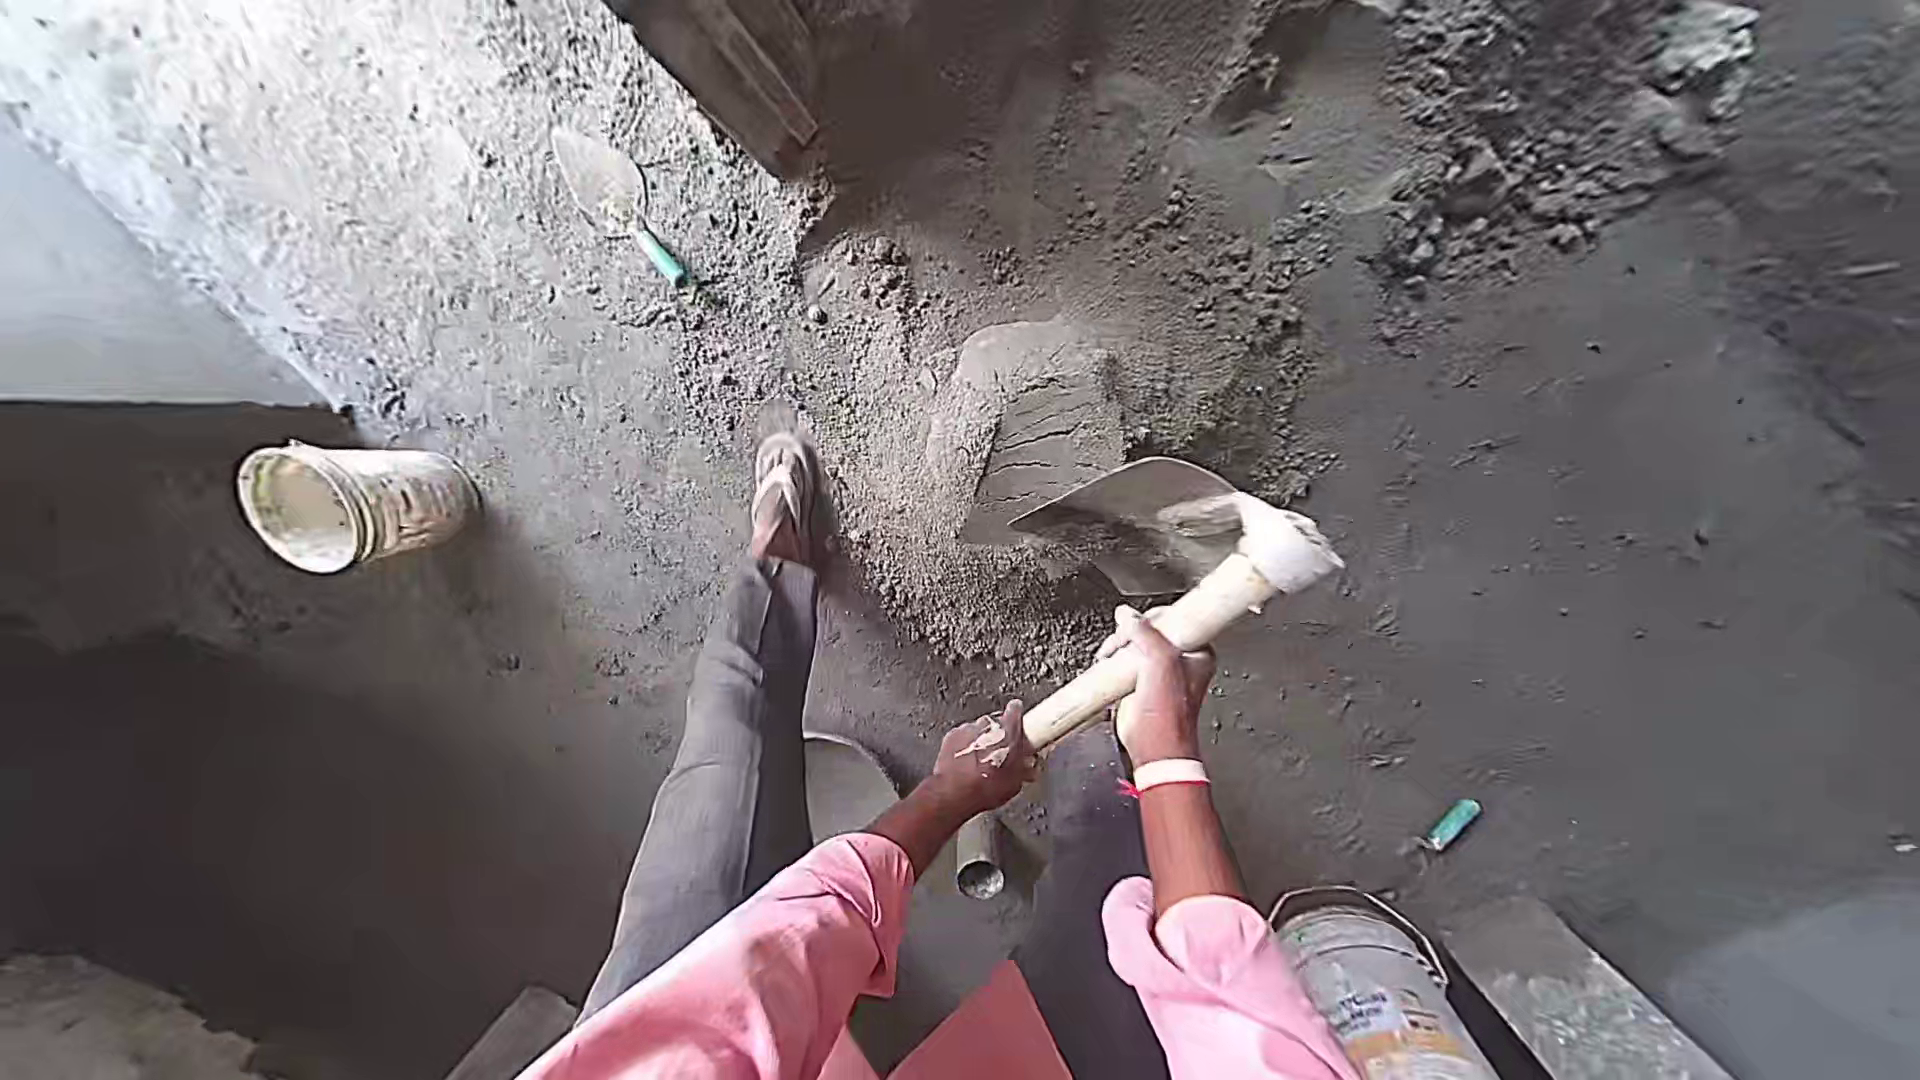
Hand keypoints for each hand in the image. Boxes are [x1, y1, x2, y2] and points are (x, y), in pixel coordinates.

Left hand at [928, 700, 1037, 814]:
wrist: (955, 793)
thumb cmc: (986, 788)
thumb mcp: (1015, 782)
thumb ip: (1023, 768)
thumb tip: (1028, 767)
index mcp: (1008, 731)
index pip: (1015, 710)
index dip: (1017, 715)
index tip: (1018, 724)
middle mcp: (988, 725)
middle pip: (996, 722)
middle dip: (999, 734)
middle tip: (1000, 753)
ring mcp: (969, 728)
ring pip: (979, 729)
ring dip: (982, 740)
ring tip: (981, 762)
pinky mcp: (953, 735)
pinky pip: (963, 736)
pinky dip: (965, 745)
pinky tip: (966, 762)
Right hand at [1099, 606, 1216, 763]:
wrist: (1153, 746)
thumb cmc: (1169, 713)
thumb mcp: (1160, 661)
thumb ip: (1144, 632)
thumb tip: (1126, 615)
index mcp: (1197, 651)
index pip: (1173, 618)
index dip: (1152, 618)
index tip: (1136, 625)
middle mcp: (1180, 659)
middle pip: (1150, 629)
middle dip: (1129, 632)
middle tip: (1120, 642)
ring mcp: (1159, 669)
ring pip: (1135, 642)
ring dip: (1118, 645)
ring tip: (1111, 653)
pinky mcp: (1140, 680)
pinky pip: (1124, 658)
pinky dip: (1113, 657)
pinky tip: (1107, 660)